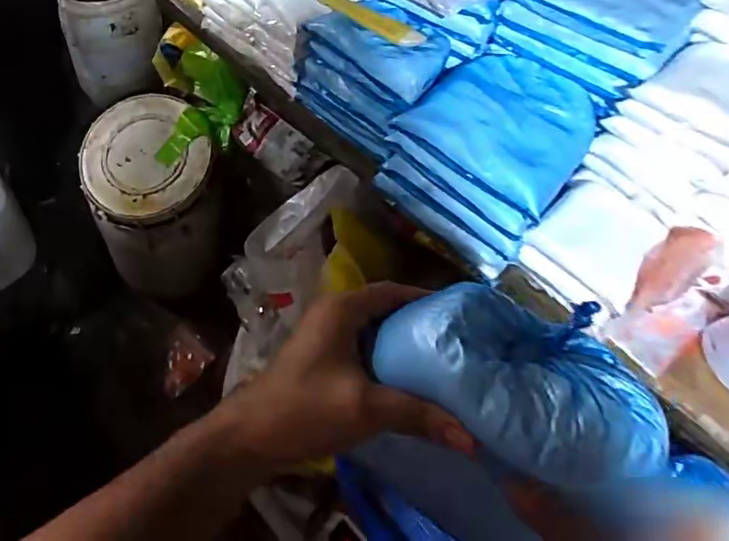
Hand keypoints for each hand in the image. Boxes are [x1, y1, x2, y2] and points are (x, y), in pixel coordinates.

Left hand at [210, 283, 474, 468]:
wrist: (256, 430)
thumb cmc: (307, 406)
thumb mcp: (365, 407)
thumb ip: (417, 414)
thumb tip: (472, 438)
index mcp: (340, 308)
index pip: (390, 291)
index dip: (424, 298)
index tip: (460, 315)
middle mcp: (332, 312)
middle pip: (383, 308)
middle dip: (419, 323)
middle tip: (460, 343)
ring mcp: (326, 334)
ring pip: (374, 330)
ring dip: (404, 343)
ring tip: (446, 363)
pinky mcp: (324, 356)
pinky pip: (364, 347)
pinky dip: (388, 358)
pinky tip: (412, 383)